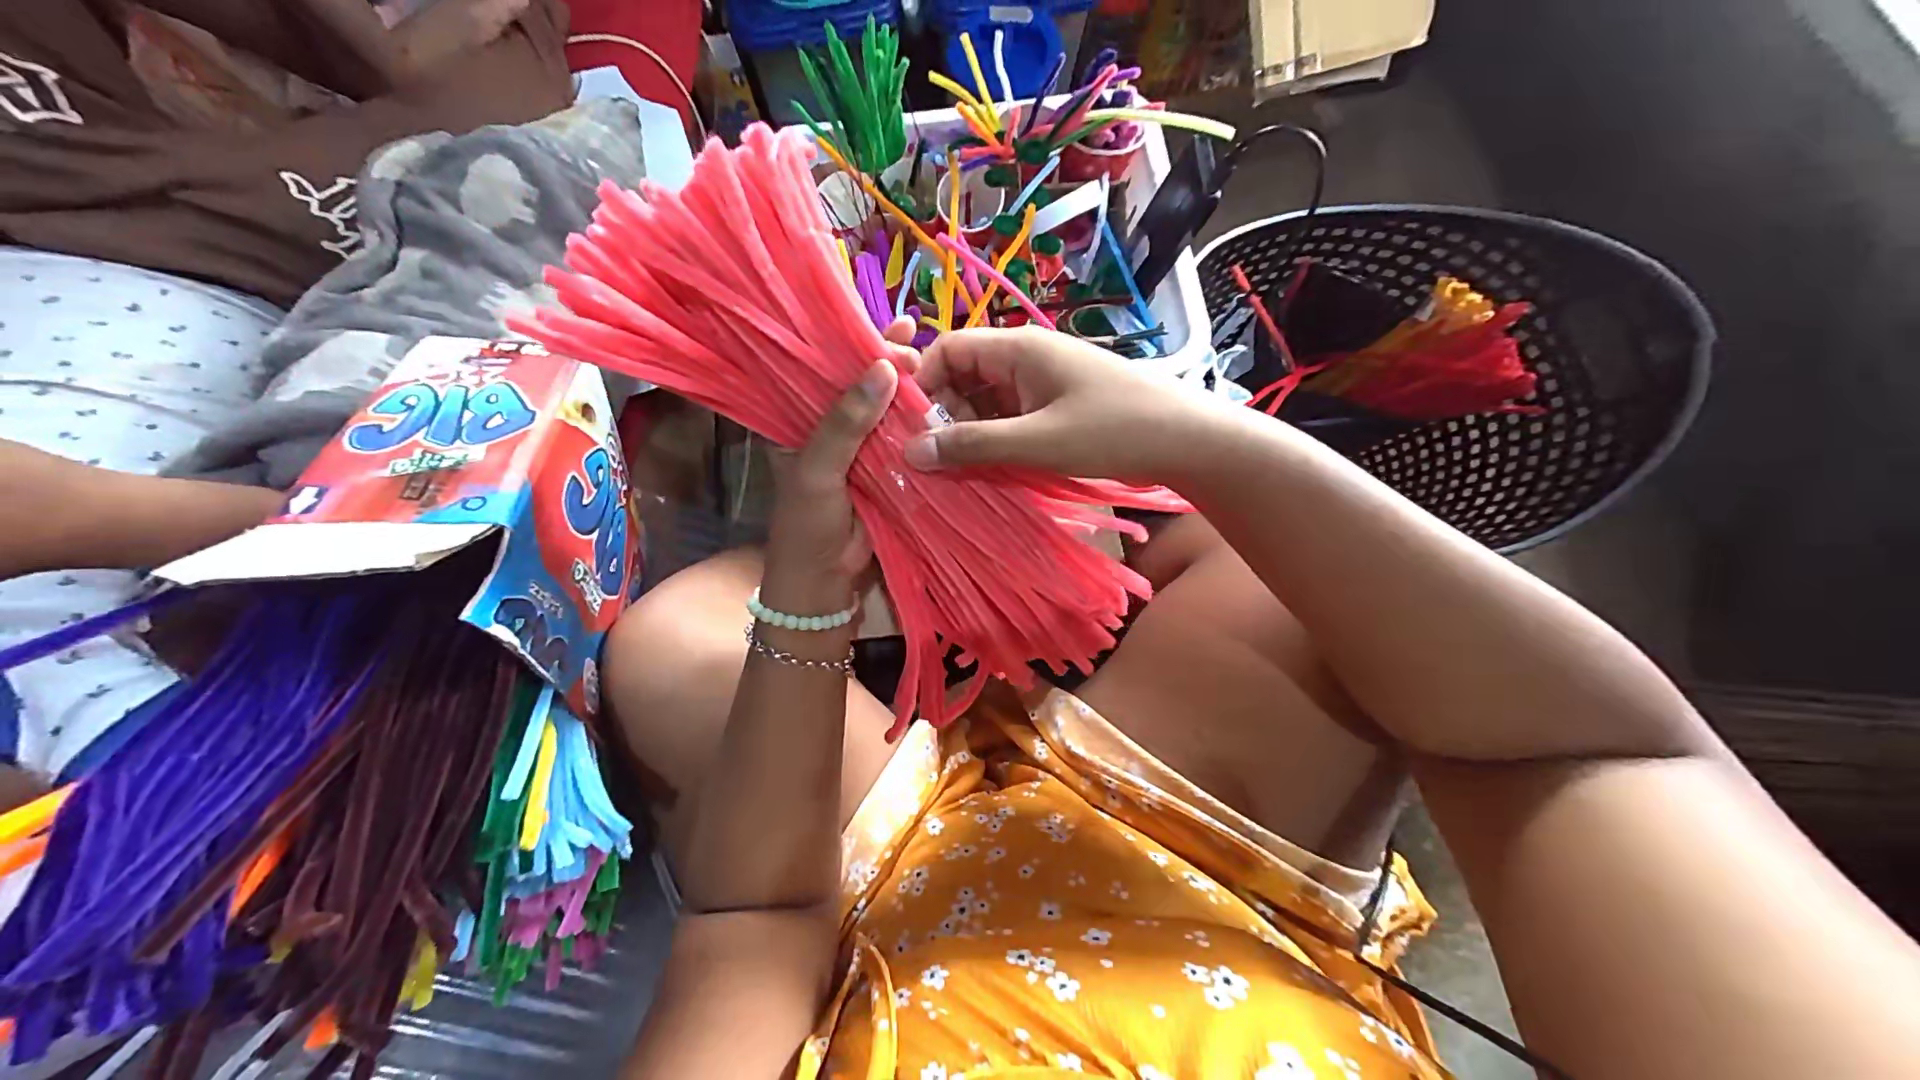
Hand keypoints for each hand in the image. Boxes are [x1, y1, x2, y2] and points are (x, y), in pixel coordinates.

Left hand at [760, 319, 913, 611]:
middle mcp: (832, 428)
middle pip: (862, 386)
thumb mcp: (817, 469)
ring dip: (910, 391)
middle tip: (918, 349)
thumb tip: (884, 368)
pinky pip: (905, 440)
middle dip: (890, 364)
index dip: (855, 345)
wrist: (825, 582)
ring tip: (936, 368)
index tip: (890, 329)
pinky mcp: (888, 471)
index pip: (827, 370)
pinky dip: (922, 424)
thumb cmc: (807, 524)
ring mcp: (862, 450)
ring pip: (887, 411)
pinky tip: (944, 405)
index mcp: (800, 421)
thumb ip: (846, 421)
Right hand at [903, 326, 1225, 484]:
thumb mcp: (1038, 442)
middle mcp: (1025, 359)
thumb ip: (974, 446)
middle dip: (945, 415)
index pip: (948, 349)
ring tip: (962, 470)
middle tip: (939, 459)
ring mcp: (1041, 384)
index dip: (923, 384)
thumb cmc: (1114, 430)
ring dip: (970, 432)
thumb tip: (910, 451)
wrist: (1186, 440)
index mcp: (1018, 348)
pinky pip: (1009, 418)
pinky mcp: (1054, 407)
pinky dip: (995, 440)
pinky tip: (992, 468)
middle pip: (963, 376)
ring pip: (985, 402)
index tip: (913, 429)